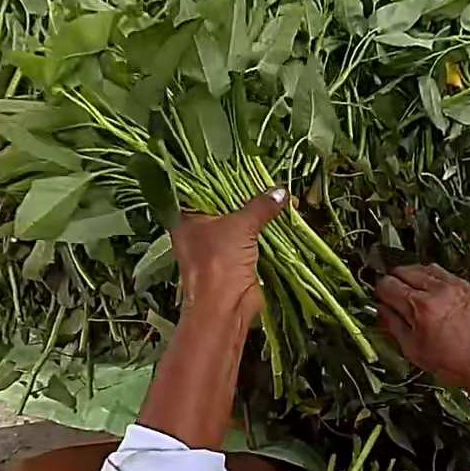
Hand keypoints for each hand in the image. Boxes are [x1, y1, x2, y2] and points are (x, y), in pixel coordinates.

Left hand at [171, 187, 286, 318]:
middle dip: (248, 195)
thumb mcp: (240, 226)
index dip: (223, 175)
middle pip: (225, 205)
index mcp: (187, 218)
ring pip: (240, 222)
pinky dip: (265, 231)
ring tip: (281, 196)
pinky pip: (251, 239)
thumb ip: (260, 207)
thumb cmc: (219, 262)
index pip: (202, 187)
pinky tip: (282, 218)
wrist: (224, 307)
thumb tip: (281, 191)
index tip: (244, 163)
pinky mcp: (234, 260)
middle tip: (269, 178)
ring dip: (259, 214)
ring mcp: (217, 246)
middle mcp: (199, 229)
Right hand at [375, 264, 469, 393]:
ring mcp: (453, 284)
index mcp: (420, 305)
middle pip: (404, 270)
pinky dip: (429, 276)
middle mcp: (436, 288)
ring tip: (408, 290)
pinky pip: (440, 272)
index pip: (388, 284)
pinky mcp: (465, 285)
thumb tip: (380, 309)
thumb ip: (393, 325)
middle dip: (393, 280)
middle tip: (391, 294)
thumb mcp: (413, 349)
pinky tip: (428, 290)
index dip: (379, 291)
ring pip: (422, 267)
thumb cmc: (448, 362)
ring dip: (411, 275)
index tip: (380, 300)